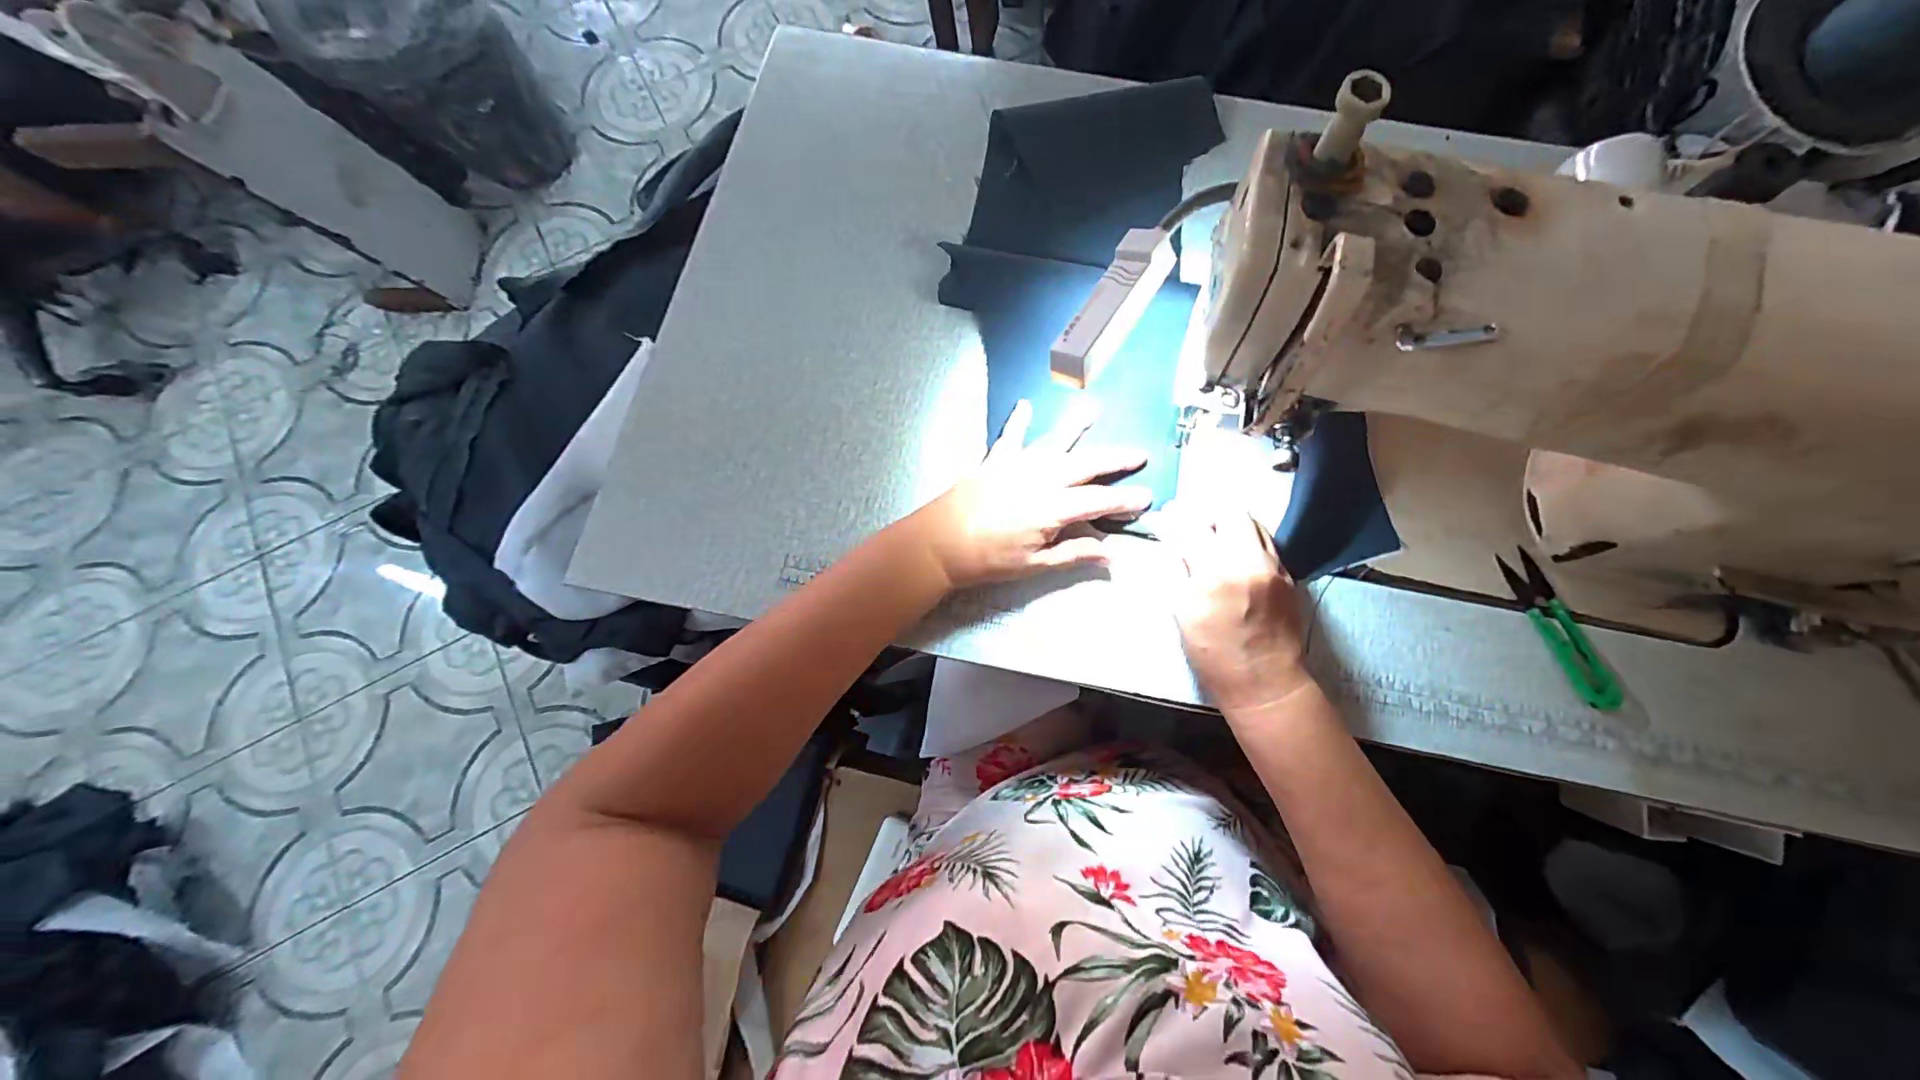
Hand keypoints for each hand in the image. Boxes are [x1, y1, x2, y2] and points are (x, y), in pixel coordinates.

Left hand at [908, 399, 1152, 588]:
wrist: (939, 543)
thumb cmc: (988, 560)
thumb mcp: (1034, 564)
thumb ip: (1073, 554)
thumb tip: (1110, 554)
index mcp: (1053, 508)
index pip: (1099, 501)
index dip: (1125, 501)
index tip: (1146, 498)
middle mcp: (1040, 479)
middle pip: (1086, 464)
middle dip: (1115, 458)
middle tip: (1139, 453)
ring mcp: (1016, 466)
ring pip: (1054, 442)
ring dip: (1075, 426)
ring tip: (1094, 408)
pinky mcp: (993, 462)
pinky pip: (1010, 437)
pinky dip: (1018, 421)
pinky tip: (1025, 405)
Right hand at [1169, 507, 1315, 713]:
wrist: (1266, 683)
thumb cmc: (1214, 657)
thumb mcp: (1182, 615)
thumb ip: (1174, 573)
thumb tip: (1166, 545)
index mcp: (1215, 575)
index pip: (1187, 529)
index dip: (1166, 521)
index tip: (1155, 521)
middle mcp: (1249, 562)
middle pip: (1227, 513)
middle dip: (1202, 514)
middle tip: (1185, 525)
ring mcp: (1273, 566)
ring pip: (1251, 523)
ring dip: (1227, 524)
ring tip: (1210, 537)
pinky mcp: (1288, 575)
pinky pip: (1265, 542)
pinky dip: (1245, 540)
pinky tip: (1233, 556)